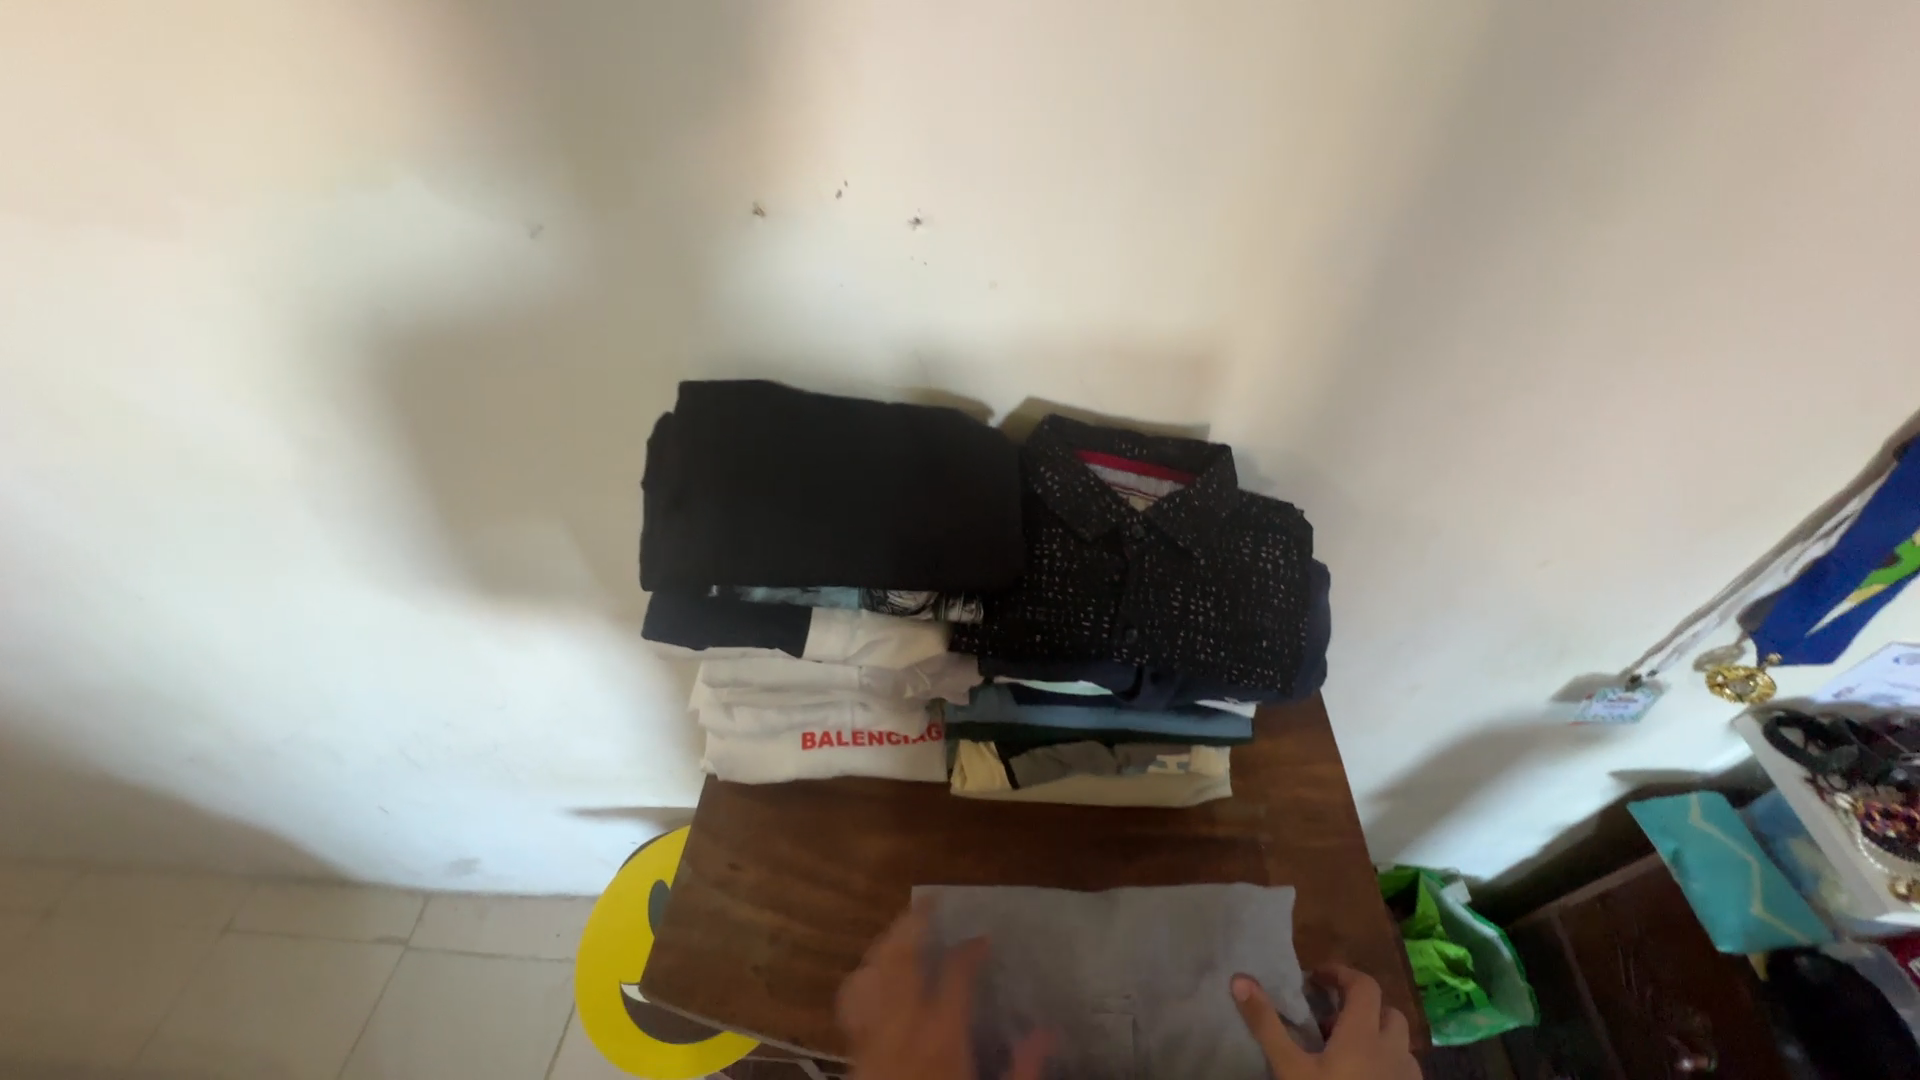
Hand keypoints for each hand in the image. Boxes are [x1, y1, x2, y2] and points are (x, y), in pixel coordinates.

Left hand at [837, 898, 1054, 1079]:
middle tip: (928, 901)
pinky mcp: (855, 1058)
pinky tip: (870, 975)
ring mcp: (873, 1040)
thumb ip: (1024, 1069)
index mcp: (943, 1037)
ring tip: (901, 925)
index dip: (971, 950)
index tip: (984, 939)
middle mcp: (903, 1028)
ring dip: (886, 944)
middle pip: (903, 959)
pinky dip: (862, 981)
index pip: (957, 974)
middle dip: (914, 924)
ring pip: (873, 974)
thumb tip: (1047, 1032)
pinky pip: (853, 1005)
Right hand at [1231, 965, 1419, 1079]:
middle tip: (1329, 1020)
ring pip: (1401, 1045)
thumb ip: (1266, 1023)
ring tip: (1347, 1053)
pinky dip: (1388, 1065)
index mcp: (1364, 1036)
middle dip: (1362, 1007)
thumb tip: (1239, 979)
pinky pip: (1406, 1073)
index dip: (1341, 973)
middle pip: (1388, 1011)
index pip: (1364, 985)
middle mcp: (1393, 1052)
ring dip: (1378, 1037)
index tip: (1315, 978)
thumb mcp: (1289, 1068)